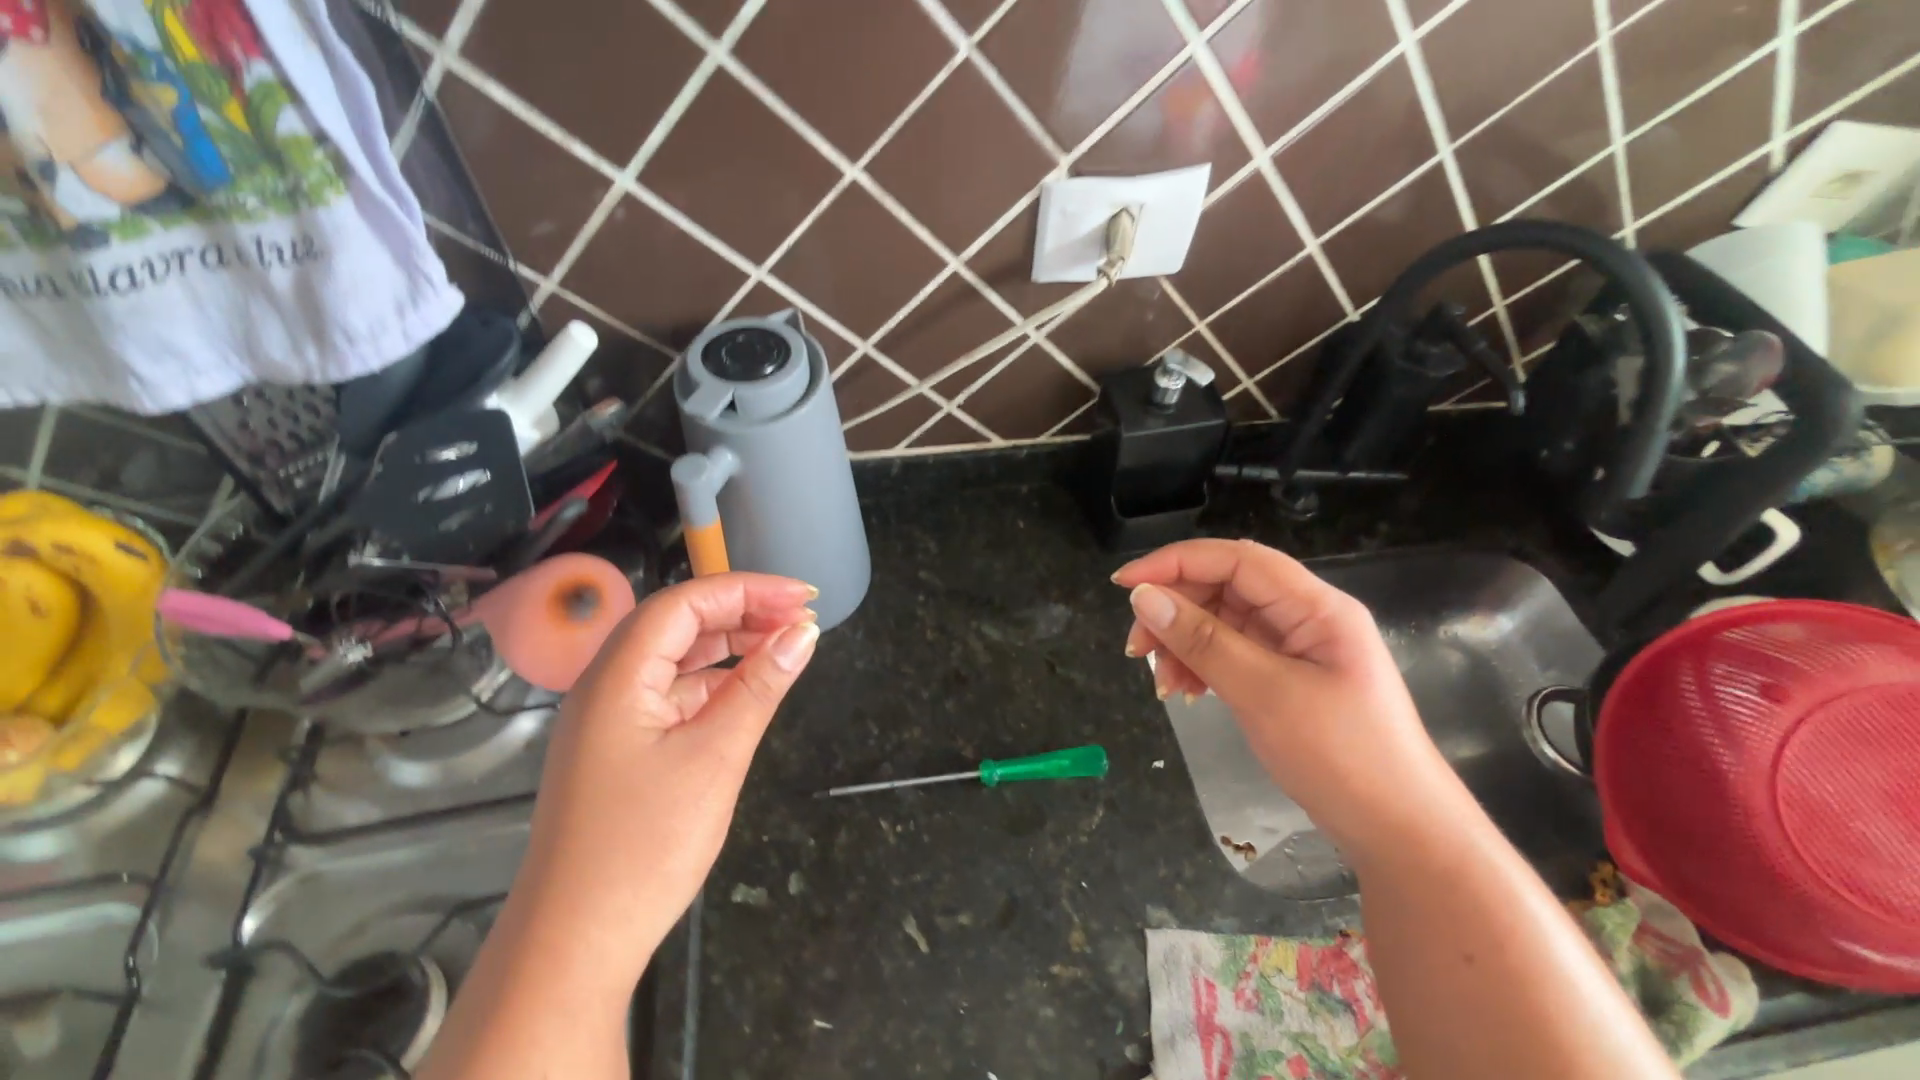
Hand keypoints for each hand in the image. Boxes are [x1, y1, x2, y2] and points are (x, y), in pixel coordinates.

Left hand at [511, 572, 819, 977]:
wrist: (574, 942)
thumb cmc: (645, 845)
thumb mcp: (715, 758)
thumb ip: (759, 687)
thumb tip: (804, 632)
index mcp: (617, 676)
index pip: (684, 604)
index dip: (747, 590)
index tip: (806, 598)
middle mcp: (605, 687)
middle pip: (675, 625)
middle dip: (740, 612)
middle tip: (803, 620)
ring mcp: (608, 722)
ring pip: (672, 661)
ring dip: (727, 648)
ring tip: (783, 647)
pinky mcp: (617, 752)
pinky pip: (668, 697)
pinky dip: (711, 686)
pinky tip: (746, 694)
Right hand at [1113, 539, 1444, 844]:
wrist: (1399, 829)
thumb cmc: (1342, 756)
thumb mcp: (1264, 694)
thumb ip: (1203, 641)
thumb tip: (1144, 598)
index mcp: (1315, 606)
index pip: (1235, 559)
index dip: (1175, 563)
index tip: (1124, 586)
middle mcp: (1306, 616)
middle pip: (1226, 588)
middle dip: (1175, 611)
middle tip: (1136, 649)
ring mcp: (1298, 648)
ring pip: (1224, 623)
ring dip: (1184, 644)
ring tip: (1164, 685)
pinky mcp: (1288, 678)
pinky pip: (1233, 654)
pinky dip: (1203, 667)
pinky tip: (1188, 693)